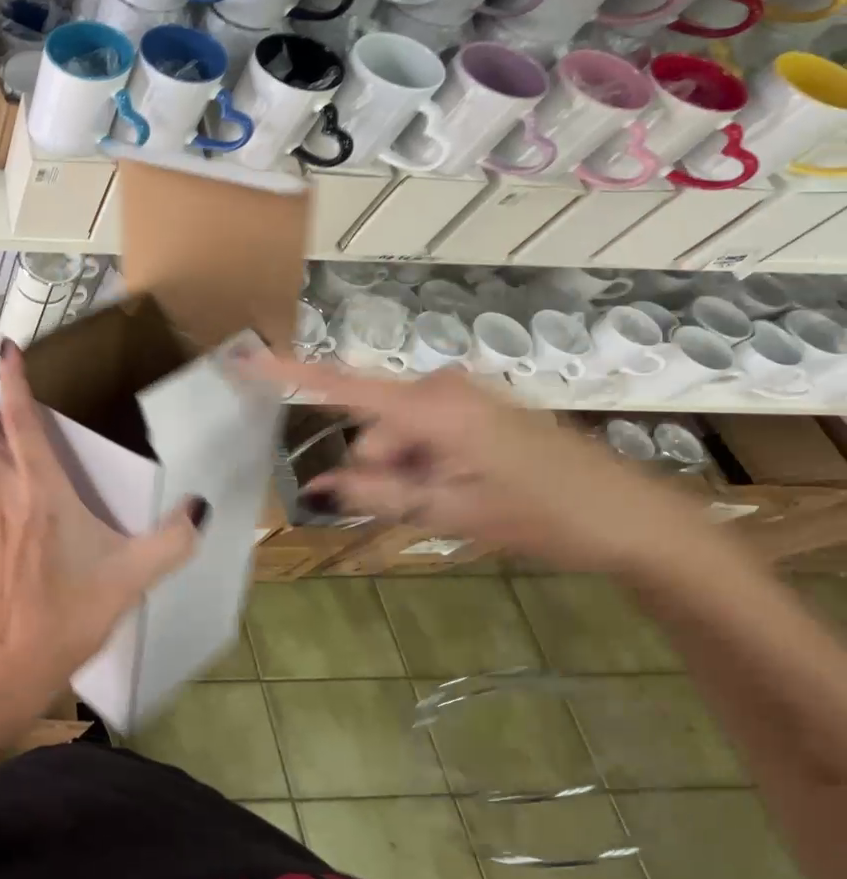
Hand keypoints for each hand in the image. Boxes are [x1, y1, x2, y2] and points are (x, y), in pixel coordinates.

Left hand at [0, 343, 203, 745]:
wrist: (19, 656)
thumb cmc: (73, 612)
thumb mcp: (133, 576)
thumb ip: (172, 540)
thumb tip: (202, 507)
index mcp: (40, 492)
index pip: (18, 422)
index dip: (11, 381)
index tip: (7, 348)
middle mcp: (6, 492)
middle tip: (8, 395)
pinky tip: (4, 471)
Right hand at [241, 351, 706, 575]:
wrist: (637, 521)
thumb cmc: (544, 516)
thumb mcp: (451, 512)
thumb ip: (378, 495)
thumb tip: (318, 487)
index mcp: (433, 409)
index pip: (341, 387)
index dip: (288, 373)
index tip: (241, 357)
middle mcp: (442, 388)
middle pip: (371, 425)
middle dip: (379, 466)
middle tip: (421, 507)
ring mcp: (463, 393)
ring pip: (396, 432)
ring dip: (406, 469)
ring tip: (453, 503)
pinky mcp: (478, 404)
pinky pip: (422, 429)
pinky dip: (425, 460)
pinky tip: (464, 488)